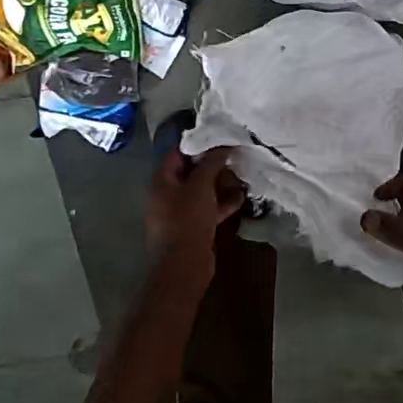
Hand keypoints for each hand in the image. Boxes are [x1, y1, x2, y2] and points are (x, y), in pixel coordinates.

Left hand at [146, 147, 244, 272]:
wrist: (185, 264)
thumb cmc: (188, 219)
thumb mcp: (201, 186)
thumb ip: (211, 163)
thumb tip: (222, 145)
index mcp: (162, 181)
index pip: (177, 154)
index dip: (196, 144)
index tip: (218, 138)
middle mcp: (168, 195)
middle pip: (191, 172)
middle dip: (213, 165)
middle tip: (233, 157)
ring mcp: (180, 212)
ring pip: (202, 191)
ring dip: (220, 184)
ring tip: (241, 175)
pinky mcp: (194, 227)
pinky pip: (208, 208)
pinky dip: (222, 203)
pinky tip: (240, 198)